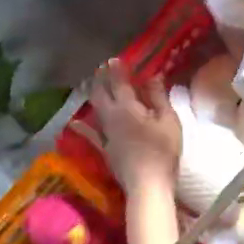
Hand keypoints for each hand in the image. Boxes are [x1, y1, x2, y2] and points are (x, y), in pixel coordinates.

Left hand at [90, 59, 179, 193]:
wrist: (147, 184)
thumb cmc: (163, 150)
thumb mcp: (168, 120)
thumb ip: (158, 97)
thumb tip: (153, 76)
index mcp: (128, 107)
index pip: (119, 82)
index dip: (117, 69)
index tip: (115, 58)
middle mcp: (111, 116)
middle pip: (102, 93)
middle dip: (101, 78)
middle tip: (101, 68)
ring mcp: (105, 134)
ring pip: (95, 109)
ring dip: (94, 94)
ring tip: (92, 85)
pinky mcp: (105, 149)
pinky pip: (91, 135)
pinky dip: (83, 127)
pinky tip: (75, 123)